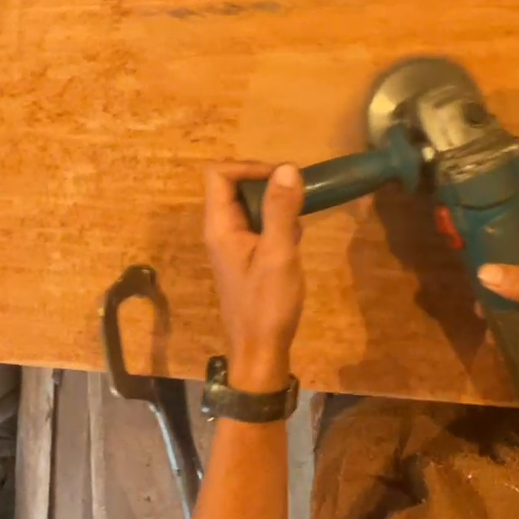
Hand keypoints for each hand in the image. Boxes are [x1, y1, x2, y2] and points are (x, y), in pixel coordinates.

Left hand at [202, 162, 305, 391]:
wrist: (261, 351)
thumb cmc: (267, 304)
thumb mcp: (279, 254)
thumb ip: (281, 211)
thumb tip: (287, 168)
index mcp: (219, 226)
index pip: (219, 173)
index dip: (249, 166)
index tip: (281, 177)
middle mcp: (220, 230)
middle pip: (232, 185)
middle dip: (265, 182)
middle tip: (295, 193)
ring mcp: (232, 244)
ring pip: (247, 205)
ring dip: (273, 203)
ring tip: (299, 215)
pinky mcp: (246, 256)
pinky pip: (258, 224)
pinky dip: (277, 222)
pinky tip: (296, 239)